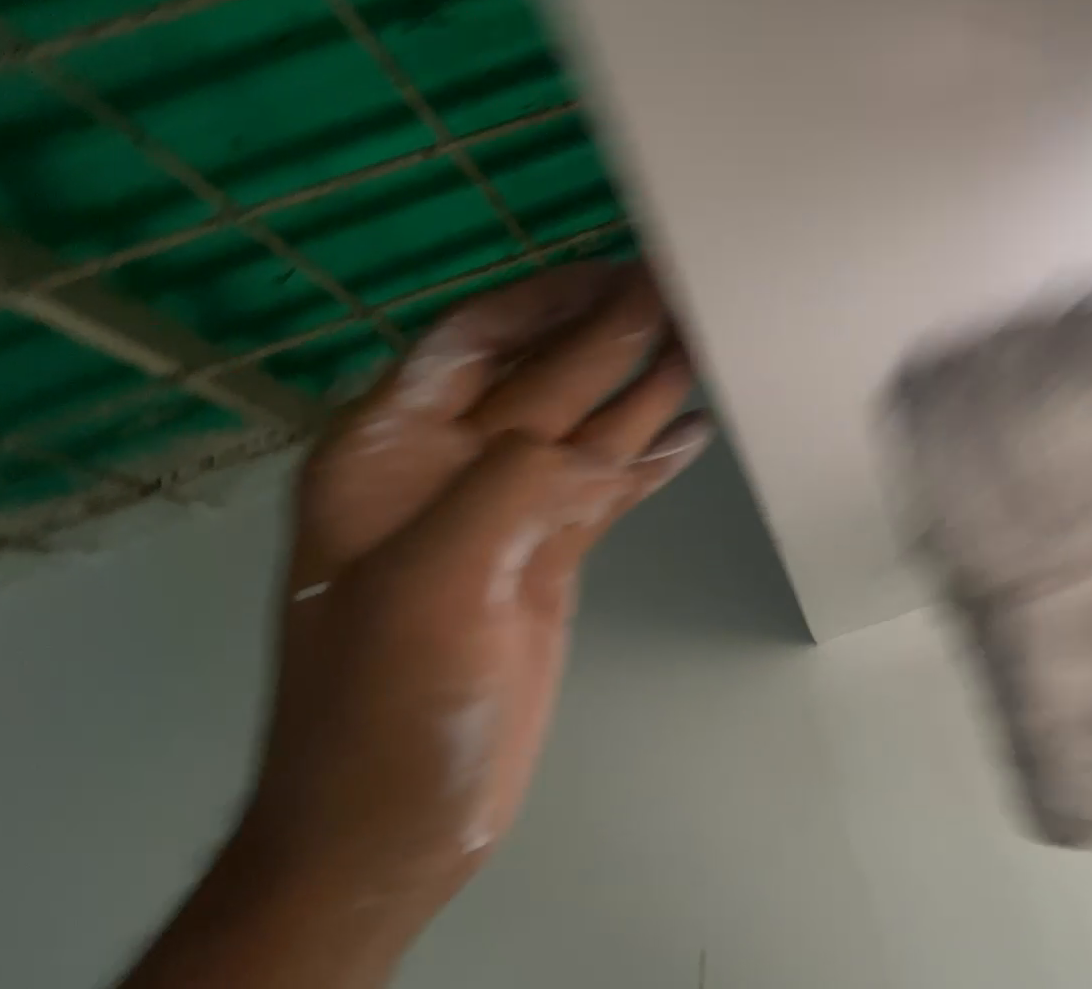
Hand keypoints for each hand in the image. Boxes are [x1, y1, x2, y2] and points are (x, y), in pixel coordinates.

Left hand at [242, 262, 710, 897]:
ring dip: (645, 388)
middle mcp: (447, 466)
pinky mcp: (550, 558)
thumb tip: (605, 445)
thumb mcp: (432, 577)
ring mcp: (506, 514)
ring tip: (705, 341)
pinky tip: (695, 428)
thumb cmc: (386, 701)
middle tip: (683, 289)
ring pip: (586, 430)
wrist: (399, 820)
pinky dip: (652, 460)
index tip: (617, 271)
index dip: (546, 300)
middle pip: (546, 378)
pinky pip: (608, 489)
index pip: (474, 342)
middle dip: (613, 334)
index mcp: (388, 449)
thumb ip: (513, 485)